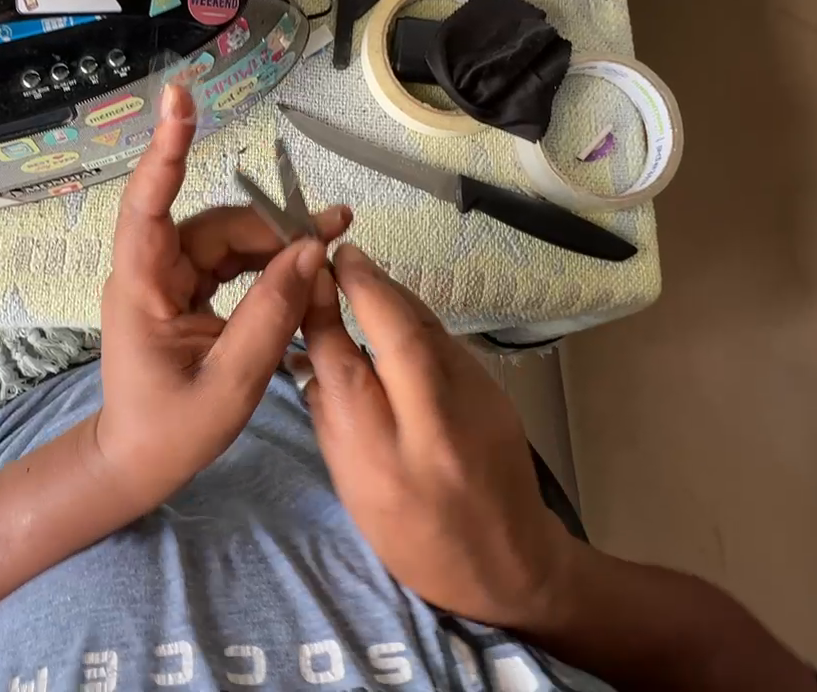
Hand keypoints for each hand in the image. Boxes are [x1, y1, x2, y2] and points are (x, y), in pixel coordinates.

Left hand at [96, 82, 350, 511]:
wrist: (136, 464)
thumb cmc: (169, 432)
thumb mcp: (230, 382)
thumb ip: (270, 312)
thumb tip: (309, 248)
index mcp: (143, 286)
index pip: (148, 204)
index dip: (166, 149)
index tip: (180, 100)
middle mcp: (152, 270)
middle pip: (216, 223)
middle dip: (273, 221)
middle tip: (336, 226)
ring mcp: (170, 278)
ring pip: (230, 239)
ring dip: (278, 240)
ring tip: (333, 238)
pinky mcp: (187, 290)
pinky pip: (233, 261)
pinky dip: (270, 261)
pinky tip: (306, 264)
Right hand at [300, 243, 575, 629]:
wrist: (510, 562)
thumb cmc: (414, 536)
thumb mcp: (354, 488)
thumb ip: (330, 416)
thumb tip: (311, 349)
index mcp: (384, 461)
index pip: (345, 370)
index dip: (322, 315)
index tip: (307, 279)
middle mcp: (434, 429)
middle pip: (400, 337)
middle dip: (366, 285)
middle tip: (340, 254)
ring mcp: (477, 406)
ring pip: (429, 330)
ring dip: (391, 291)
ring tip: (360, 269)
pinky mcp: (496, 390)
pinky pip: (445, 341)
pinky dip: (414, 315)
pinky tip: (394, 305)